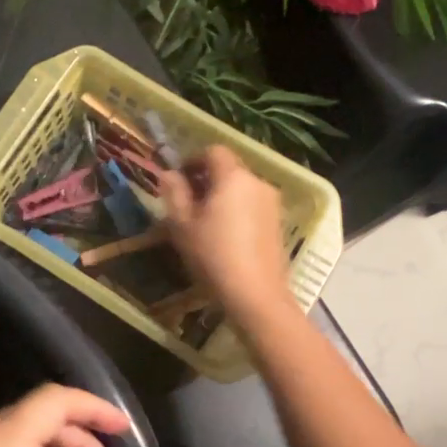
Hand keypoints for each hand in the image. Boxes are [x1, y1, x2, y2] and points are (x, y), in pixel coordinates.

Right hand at [160, 145, 293, 320]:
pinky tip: (224, 236)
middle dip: (206, 179)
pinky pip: (252, 204)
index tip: (178, 181)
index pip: (213, 151)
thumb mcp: (182, 224)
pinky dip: (236, 210)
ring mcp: (272, 203)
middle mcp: (257, 182)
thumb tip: (169, 174)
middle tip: (186, 203)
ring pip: (241, 187)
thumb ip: (174, 193)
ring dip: (221, 195)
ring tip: (204, 222)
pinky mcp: (278, 222)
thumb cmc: (213, 255)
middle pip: (229, 168)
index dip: (193, 160)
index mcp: (233, 177)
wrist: (256, 295)